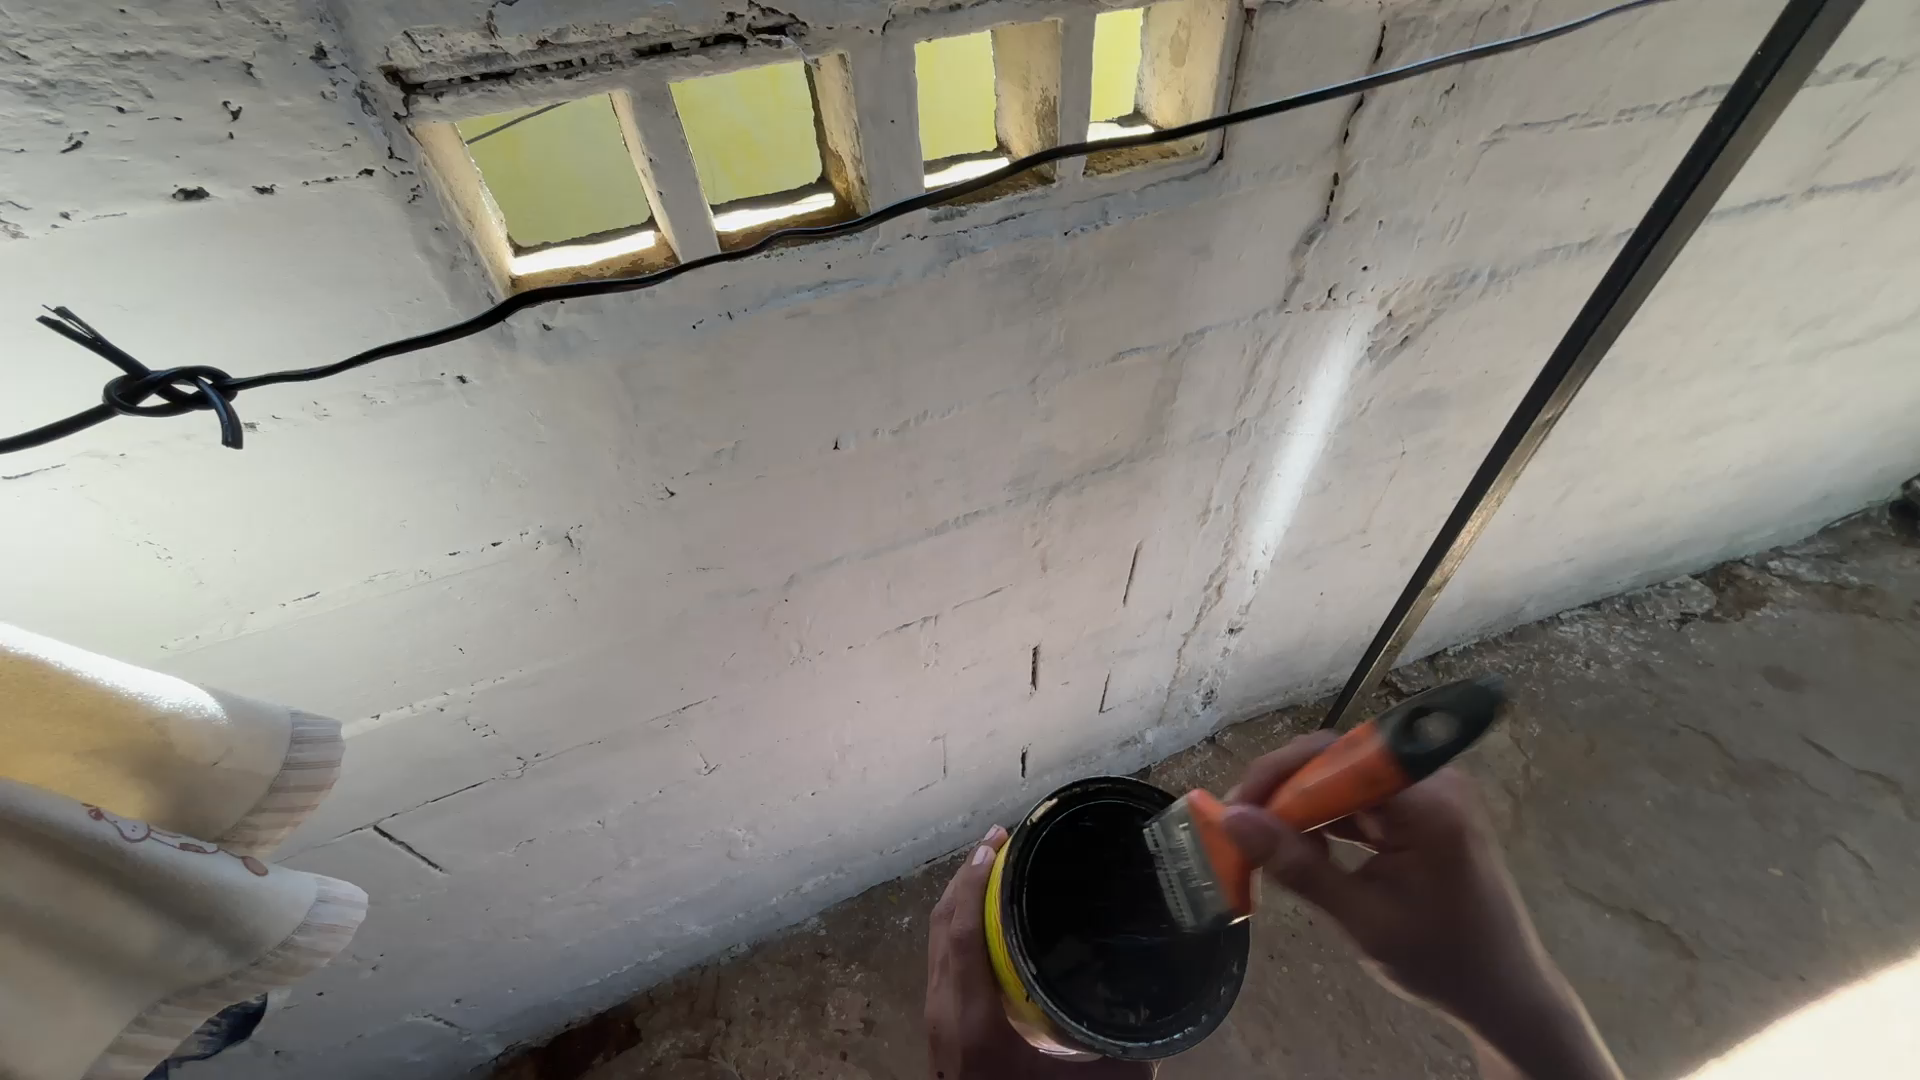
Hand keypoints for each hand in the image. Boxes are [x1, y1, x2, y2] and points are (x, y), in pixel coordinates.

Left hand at [925, 825, 1152, 1079]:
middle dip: (966, 875)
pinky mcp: (937, 1020)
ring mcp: (934, 1015)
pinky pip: (940, 954)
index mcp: (973, 1022)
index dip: (975, 883)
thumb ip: (1122, 1051)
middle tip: (999, 840)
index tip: (995, 845)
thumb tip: (1161, 1010)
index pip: (960, 934)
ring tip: (990, 864)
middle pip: (941, 924)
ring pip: (935, 937)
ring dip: (959, 895)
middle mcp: (943, 1010)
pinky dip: (956, 921)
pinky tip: (983, 915)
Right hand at [1220, 733, 1620, 1079]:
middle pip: (1335, 759)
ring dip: (1298, 801)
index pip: (1335, 758)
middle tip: (1240, 820)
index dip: (1279, 775)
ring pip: (1339, 774)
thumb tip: (1230, 820)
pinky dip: (1322, 815)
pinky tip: (1299, 840)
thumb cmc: (1443, 964)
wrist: (1509, 1000)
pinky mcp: (1419, 808)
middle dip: (1283, 787)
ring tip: (1259, 831)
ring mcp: (1427, 792)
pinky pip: (1356, 795)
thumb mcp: (1361, 920)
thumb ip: (1295, 865)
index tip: (1237, 807)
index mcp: (1428, 803)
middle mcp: (1430, 781)